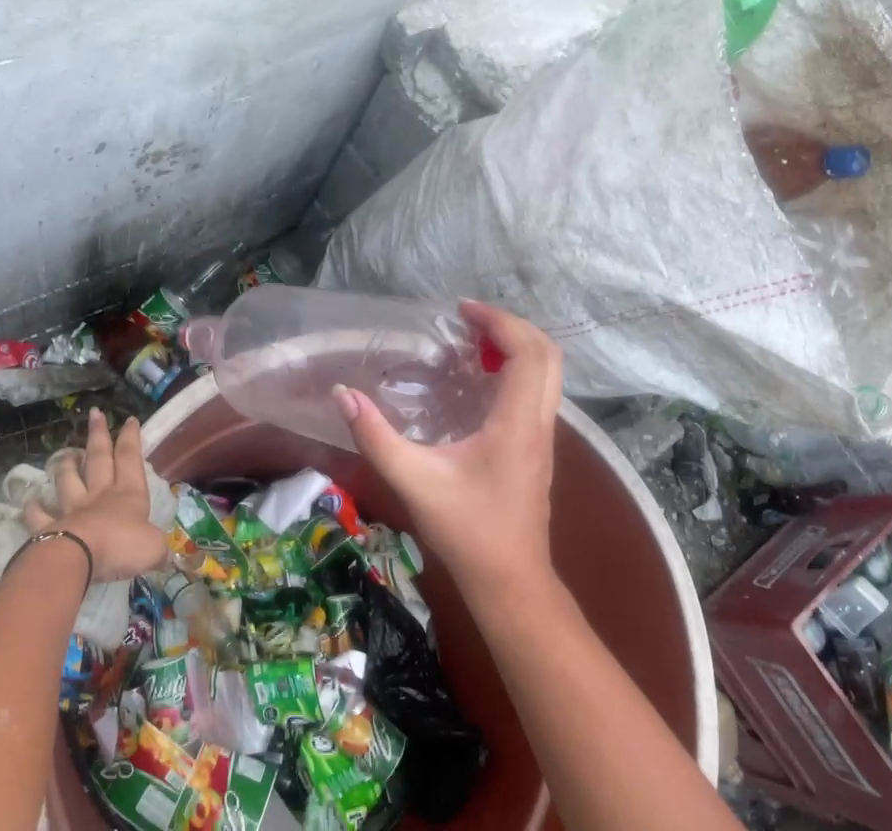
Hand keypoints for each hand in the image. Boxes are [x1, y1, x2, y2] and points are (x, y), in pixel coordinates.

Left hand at [23, 409, 167, 583]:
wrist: (78, 557)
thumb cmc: (121, 546)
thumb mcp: (154, 548)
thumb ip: (159, 548)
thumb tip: (165, 556)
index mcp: (128, 495)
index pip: (130, 459)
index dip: (131, 438)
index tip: (130, 419)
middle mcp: (99, 496)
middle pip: (99, 459)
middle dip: (99, 435)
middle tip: (95, 413)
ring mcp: (72, 509)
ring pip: (68, 480)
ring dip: (67, 465)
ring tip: (66, 453)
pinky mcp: (50, 527)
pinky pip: (39, 515)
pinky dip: (34, 508)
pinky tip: (31, 501)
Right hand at [331, 300, 561, 596]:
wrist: (510, 581)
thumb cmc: (466, 531)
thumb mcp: (413, 481)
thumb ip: (376, 437)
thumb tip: (343, 394)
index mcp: (516, 424)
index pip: (526, 352)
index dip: (499, 322)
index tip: (462, 311)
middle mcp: (539, 424)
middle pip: (547, 355)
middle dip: (511, 327)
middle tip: (468, 322)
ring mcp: (543, 439)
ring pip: (547, 375)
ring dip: (517, 349)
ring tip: (472, 344)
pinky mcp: (537, 451)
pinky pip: (537, 394)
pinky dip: (516, 372)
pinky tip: (478, 385)